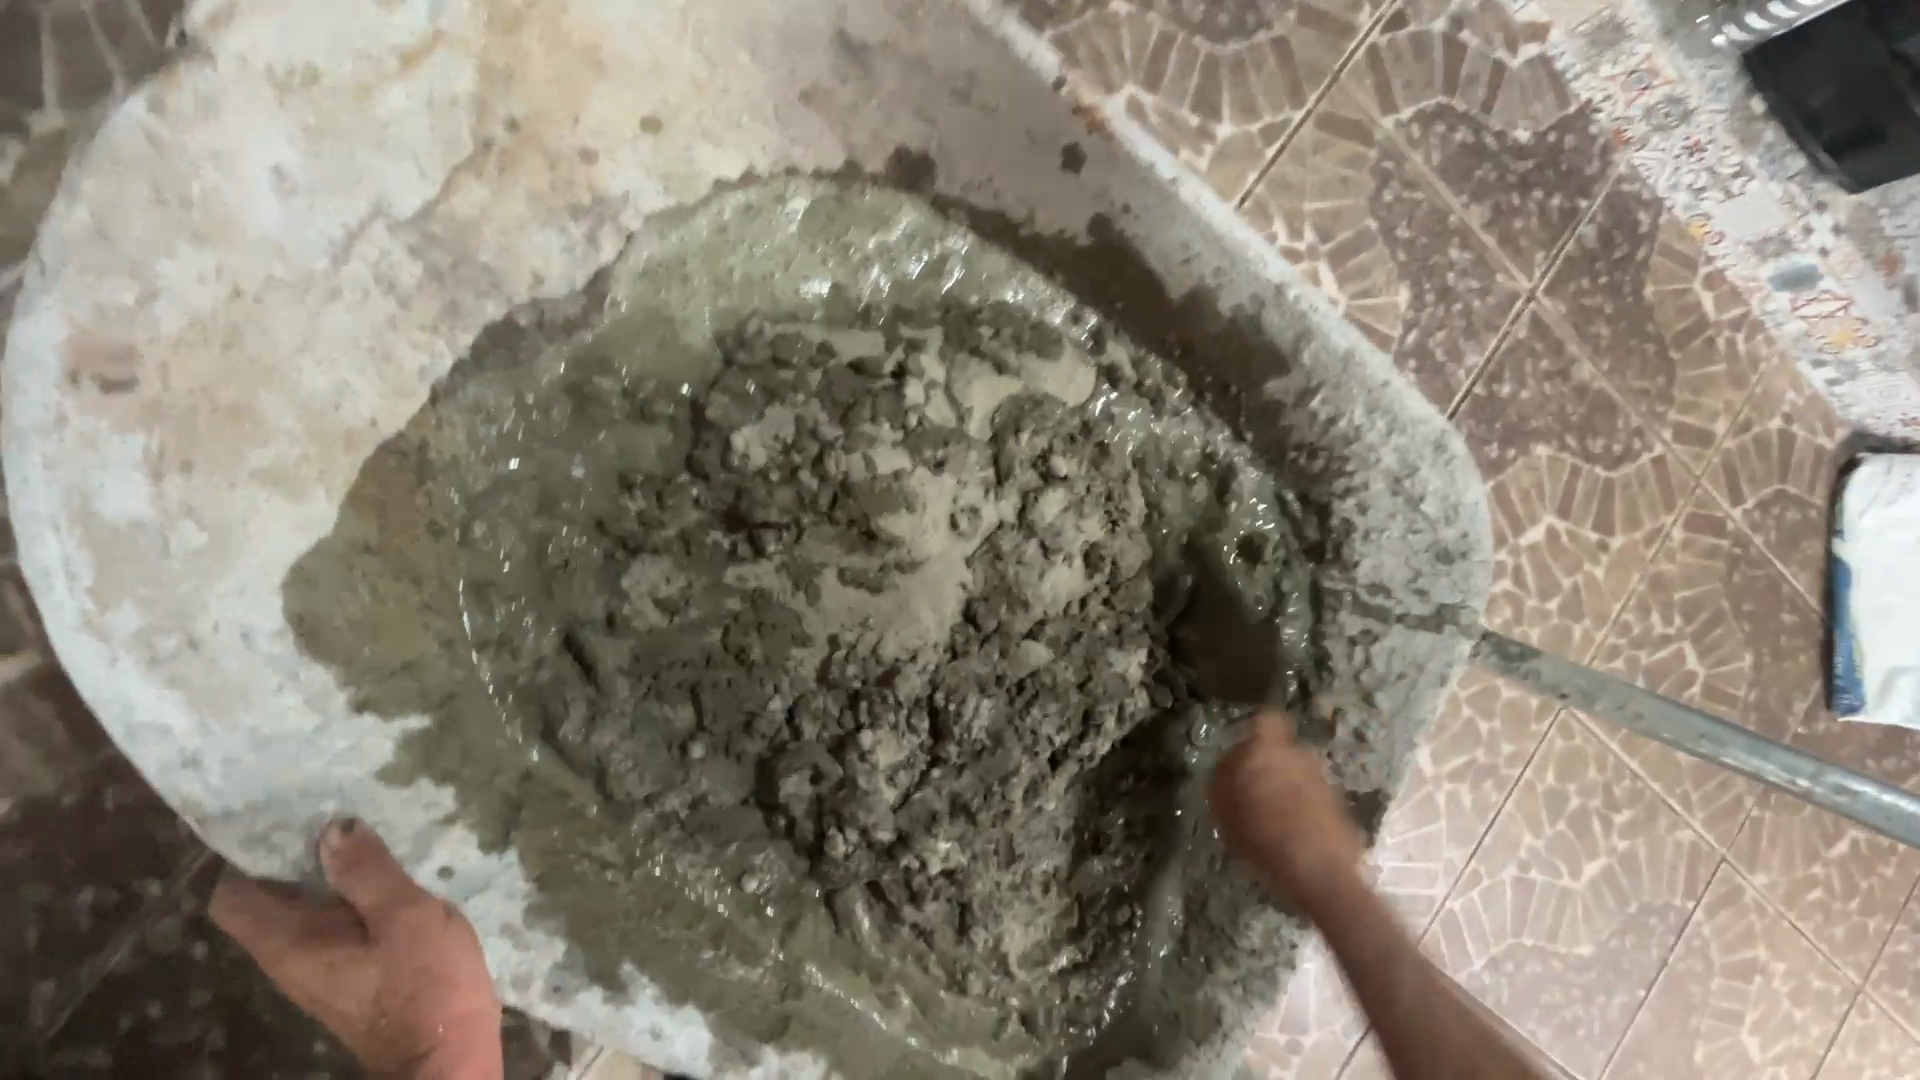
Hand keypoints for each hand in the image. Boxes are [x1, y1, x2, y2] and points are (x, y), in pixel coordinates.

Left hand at [210, 818, 503, 1079]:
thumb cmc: (425, 981)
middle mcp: (293, 958)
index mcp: (291, 943)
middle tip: (348, 812)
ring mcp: (323, 969)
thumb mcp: (405, 916)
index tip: (293, 818)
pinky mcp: (353, 974)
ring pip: (310, 910)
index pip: (234, 897)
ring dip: (337, 874)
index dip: (252, 856)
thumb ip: (369, 872)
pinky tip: (399, 877)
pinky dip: (358, 896)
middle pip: (272, 899)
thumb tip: (334, 828)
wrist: (448, 1051)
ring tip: (379, 836)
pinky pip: (339, 924)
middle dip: (304, 856)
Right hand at [1209, 711, 1364, 913]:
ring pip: (1298, 771)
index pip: (1266, 720)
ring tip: (1271, 815)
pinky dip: (1301, 805)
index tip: (1244, 748)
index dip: (1256, 730)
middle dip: (1269, 763)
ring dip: (1286, 785)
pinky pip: (1311, 794)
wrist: (1323, 875)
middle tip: (1251, 788)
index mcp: (1267, 750)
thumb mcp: (1224, 813)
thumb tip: (1225, 769)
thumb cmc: (1263, 838)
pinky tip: (1291, 832)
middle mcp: (1299, 756)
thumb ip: (1221, 782)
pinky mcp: (1339, 804)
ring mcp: (1323, 780)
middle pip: (1281, 748)